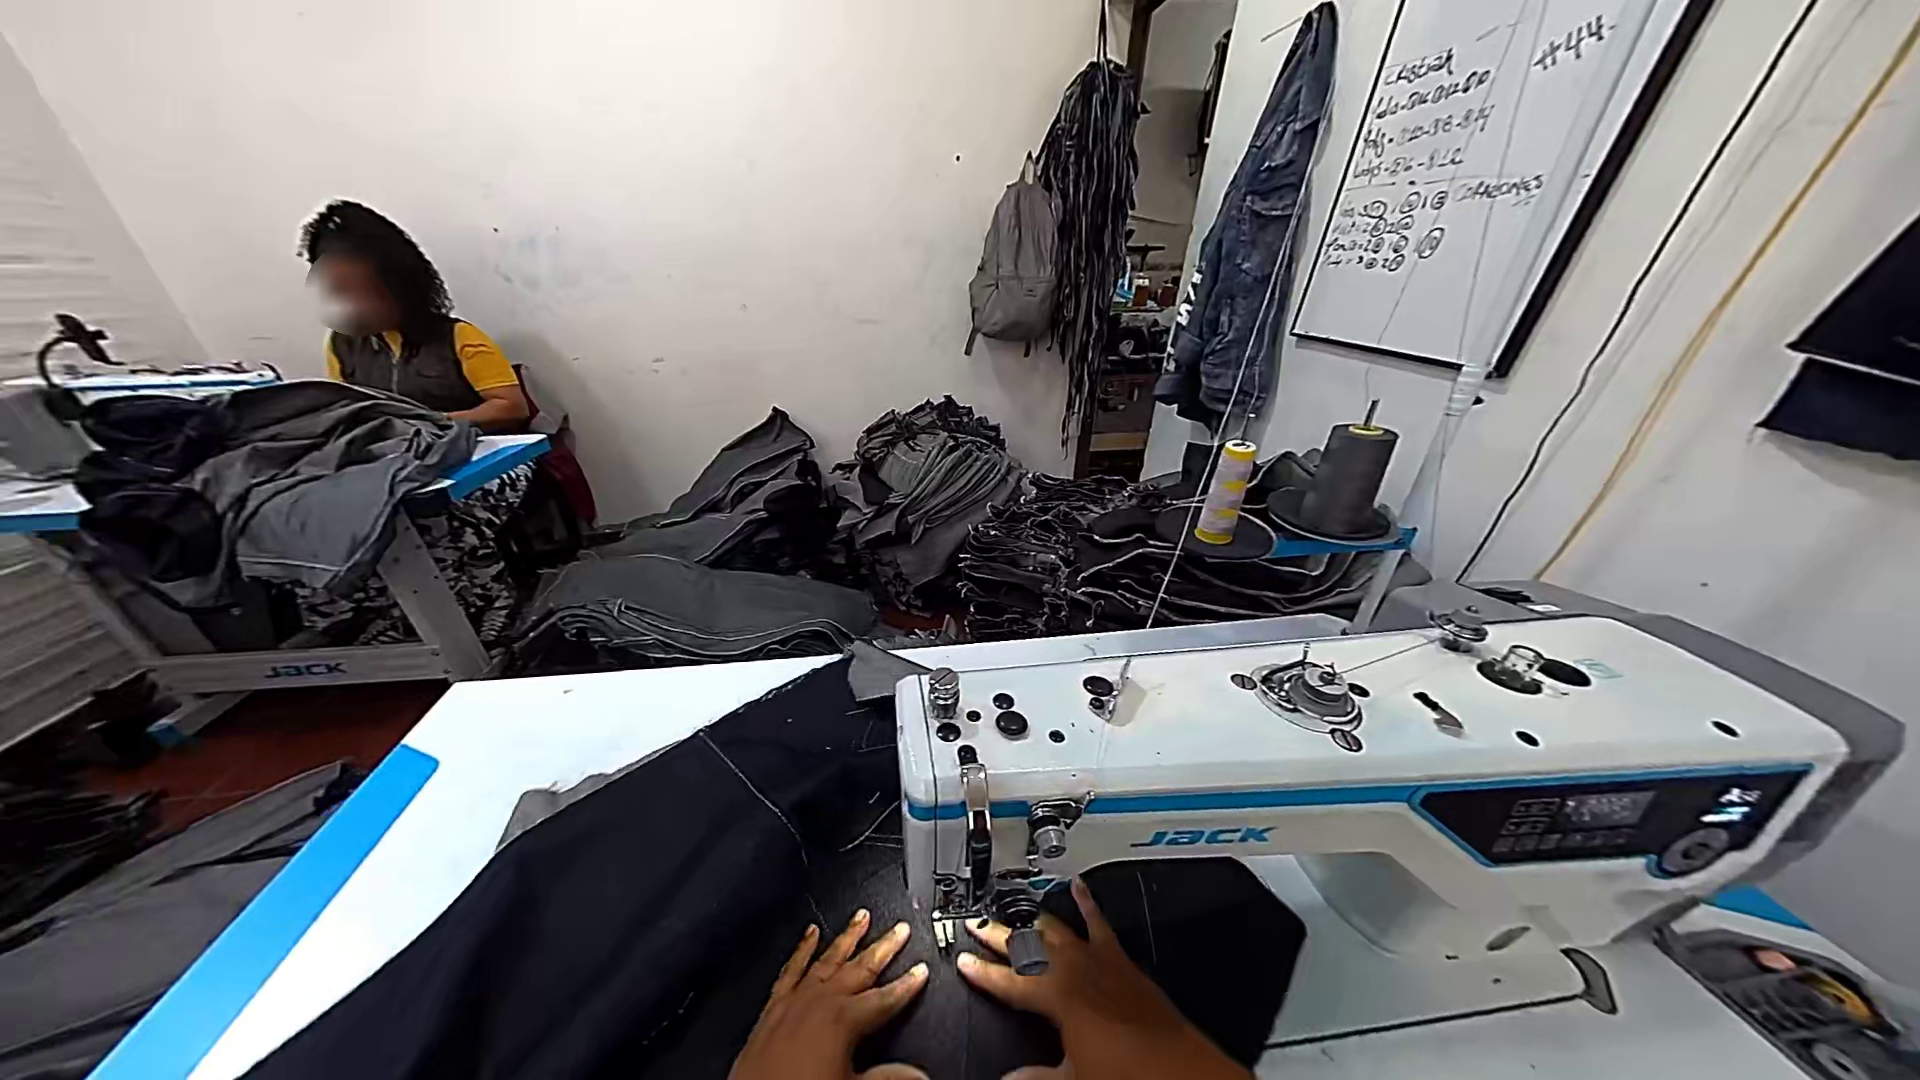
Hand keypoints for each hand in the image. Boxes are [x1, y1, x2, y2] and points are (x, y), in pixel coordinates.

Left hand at [729, 909, 931, 1079]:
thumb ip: (886, 1077)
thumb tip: (917, 1075)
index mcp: (843, 1021)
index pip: (884, 998)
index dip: (906, 985)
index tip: (920, 970)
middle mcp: (820, 1002)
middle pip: (860, 968)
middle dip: (884, 948)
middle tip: (900, 930)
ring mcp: (795, 1001)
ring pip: (828, 959)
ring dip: (848, 937)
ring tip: (862, 916)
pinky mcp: (773, 1008)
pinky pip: (791, 969)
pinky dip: (802, 949)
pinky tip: (811, 933)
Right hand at [957, 878, 1251, 1079]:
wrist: (1179, 1070)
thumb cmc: (1127, 1075)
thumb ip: (1036, 1076)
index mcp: (1056, 997)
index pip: (1008, 981)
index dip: (982, 972)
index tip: (963, 961)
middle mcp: (1072, 969)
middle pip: (1026, 945)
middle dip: (998, 935)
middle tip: (977, 925)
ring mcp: (1095, 958)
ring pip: (1055, 929)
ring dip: (1032, 920)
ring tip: (1013, 908)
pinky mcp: (1118, 957)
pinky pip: (1098, 922)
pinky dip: (1087, 902)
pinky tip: (1079, 886)